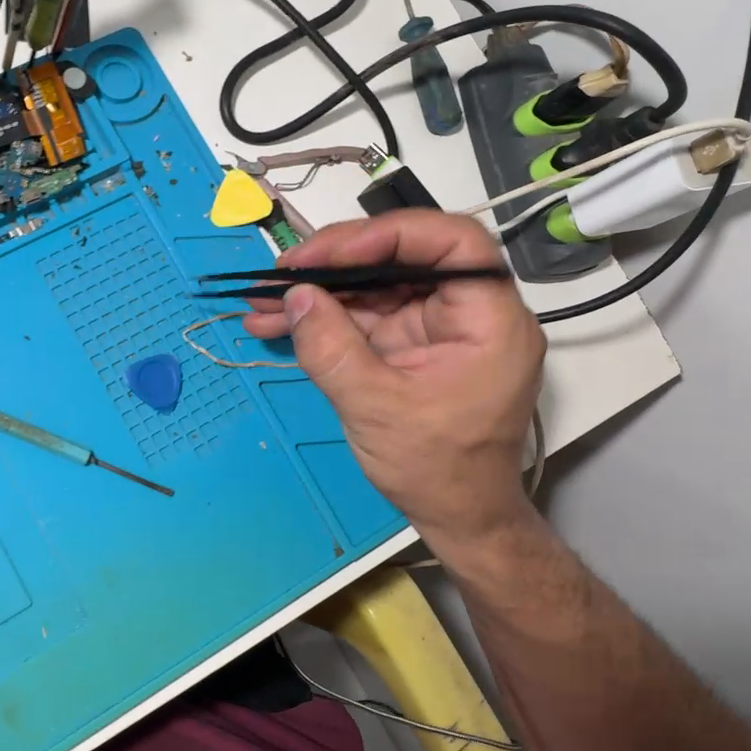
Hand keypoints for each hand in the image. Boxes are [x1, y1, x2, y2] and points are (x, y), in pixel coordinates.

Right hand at [243, 211, 545, 543]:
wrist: (455, 515)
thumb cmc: (434, 467)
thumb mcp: (375, 407)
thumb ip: (331, 347)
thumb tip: (295, 296)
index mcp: (488, 319)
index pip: (451, 243)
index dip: (388, 235)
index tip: (329, 252)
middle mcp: (467, 311)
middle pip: (404, 258)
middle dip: (336, 263)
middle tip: (282, 272)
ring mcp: (435, 327)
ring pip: (375, 286)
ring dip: (318, 292)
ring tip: (262, 302)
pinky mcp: (408, 344)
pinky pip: (363, 317)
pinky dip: (322, 319)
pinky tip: (277, 323)